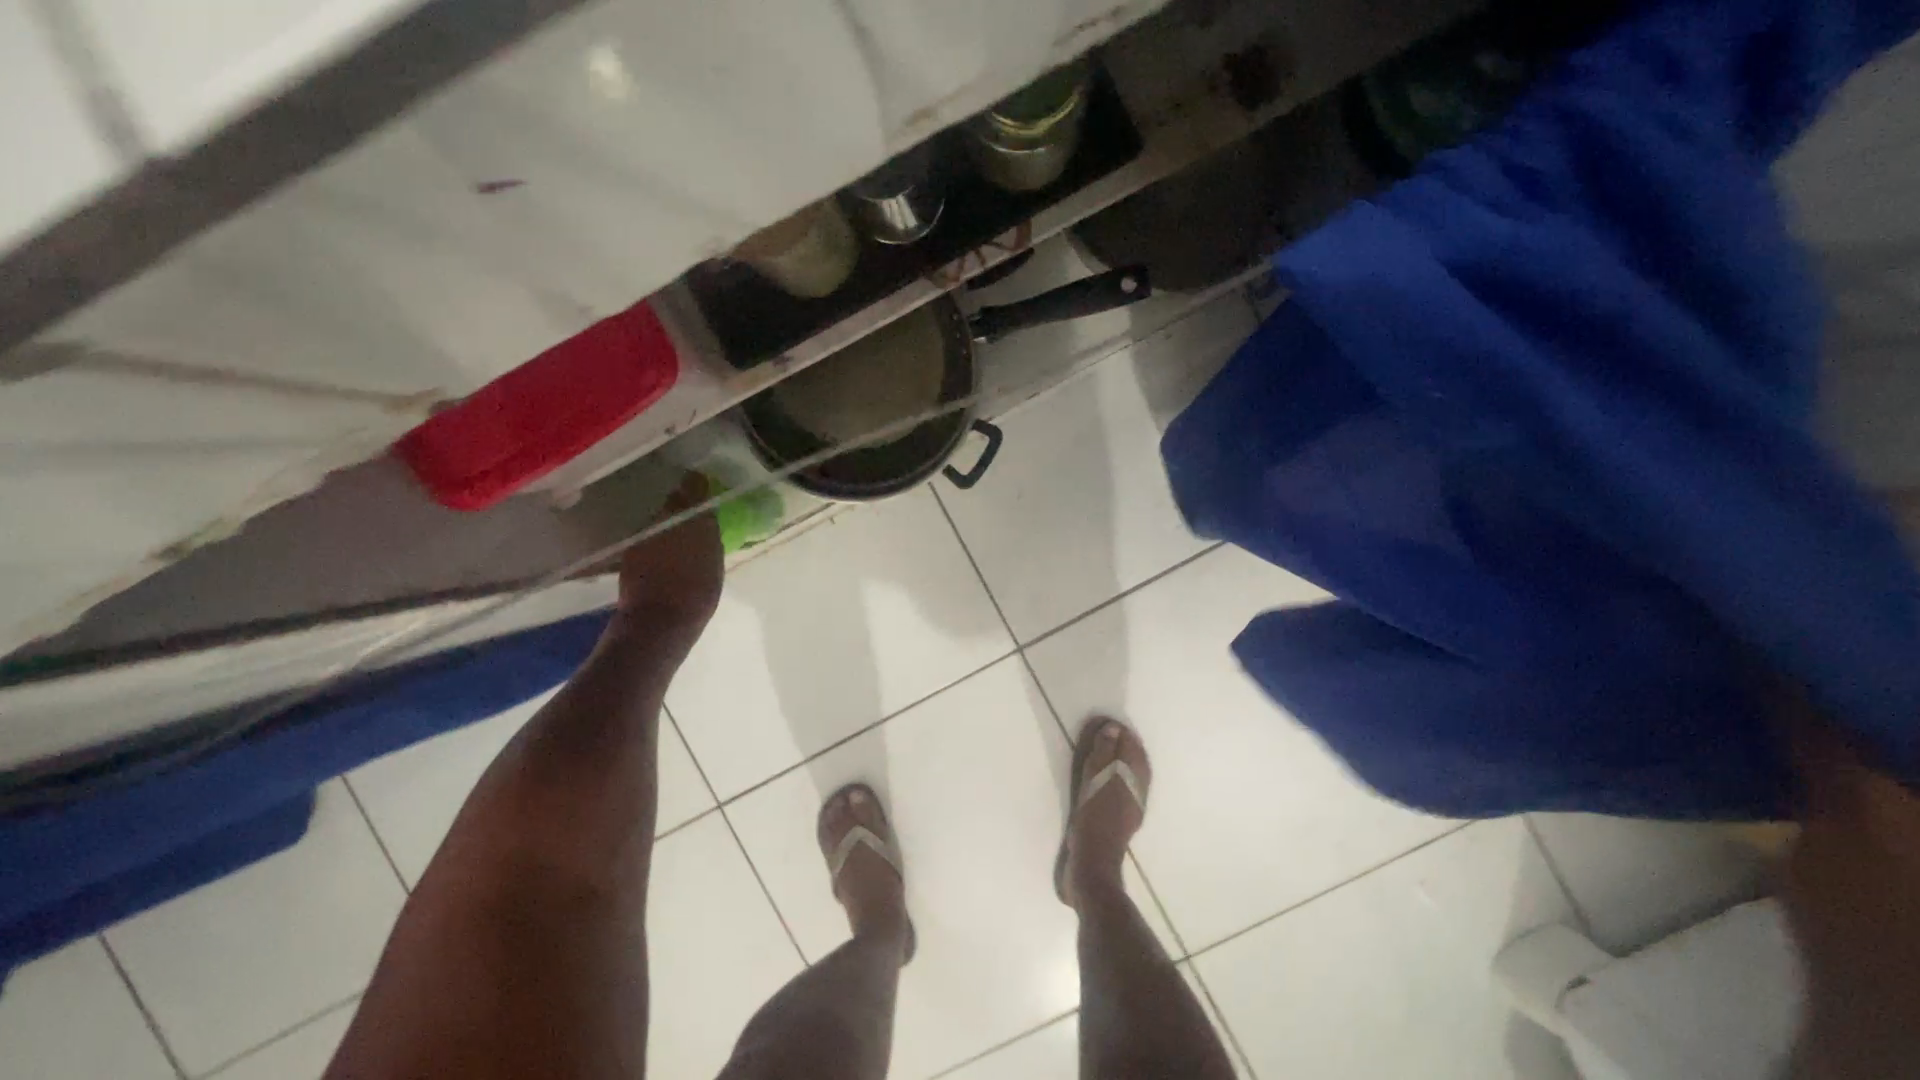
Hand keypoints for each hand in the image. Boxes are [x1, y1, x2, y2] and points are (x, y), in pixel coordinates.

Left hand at [616, 474, 722, 634]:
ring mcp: (645, 533)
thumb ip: (709, 536)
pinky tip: (660, 556)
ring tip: (676, 540)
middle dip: (681, 505)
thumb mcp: (714, 561)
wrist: (659, 618)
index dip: (697, 485)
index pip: (694, 486)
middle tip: (690, 516)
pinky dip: (654, 542)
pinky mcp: (630, 550)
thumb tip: (705, 521)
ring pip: (658, 520)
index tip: (701, 486)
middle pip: (673, 502)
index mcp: (695, 517)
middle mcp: (667, 518)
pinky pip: (647, 537)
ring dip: (666, 525)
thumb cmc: (697, 593)